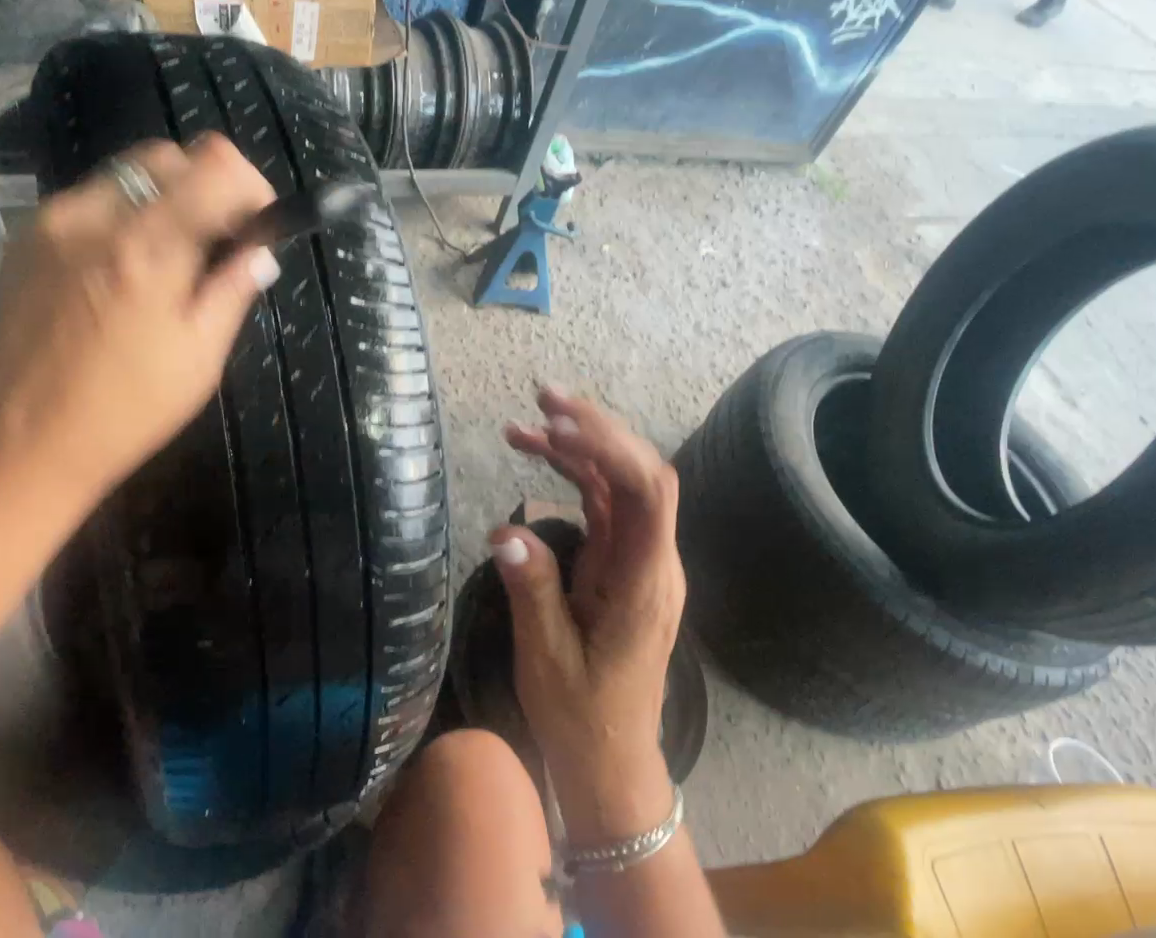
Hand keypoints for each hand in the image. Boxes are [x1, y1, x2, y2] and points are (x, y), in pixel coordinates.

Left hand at [0, 134, 277, 517]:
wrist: (5, 449)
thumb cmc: (118, 417)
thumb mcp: (196, 361)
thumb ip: (231, 293)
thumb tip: (259, 252)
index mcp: (147, 247)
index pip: (214, 163)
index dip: (250, 185)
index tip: (256, 227)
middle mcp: (93, 216)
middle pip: (168, 156)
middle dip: (205, 188)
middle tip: (215, 247)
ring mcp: (48, 223)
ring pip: (123, 176)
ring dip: (161, 203)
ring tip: (166, 266)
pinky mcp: (19, 241)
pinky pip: (85, 204)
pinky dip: (118, 220)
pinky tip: (118, 278)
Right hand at [491, 387, 685, 842]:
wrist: (610, 756)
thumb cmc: (581, 714)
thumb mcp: (547, 657)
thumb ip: (533, 590)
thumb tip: (504, 530)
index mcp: (643, 581)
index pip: (646, 493)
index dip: (609, 447)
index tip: (557, 423)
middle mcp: (651, 561)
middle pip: (640, 475)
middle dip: (597, 429)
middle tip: (543, 398)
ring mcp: (637, 561)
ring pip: (619, 485)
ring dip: (580, 447)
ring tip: (529, 420)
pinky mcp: (619, 565)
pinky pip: (603, 506)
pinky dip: (573, 478)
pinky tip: (538, 457)